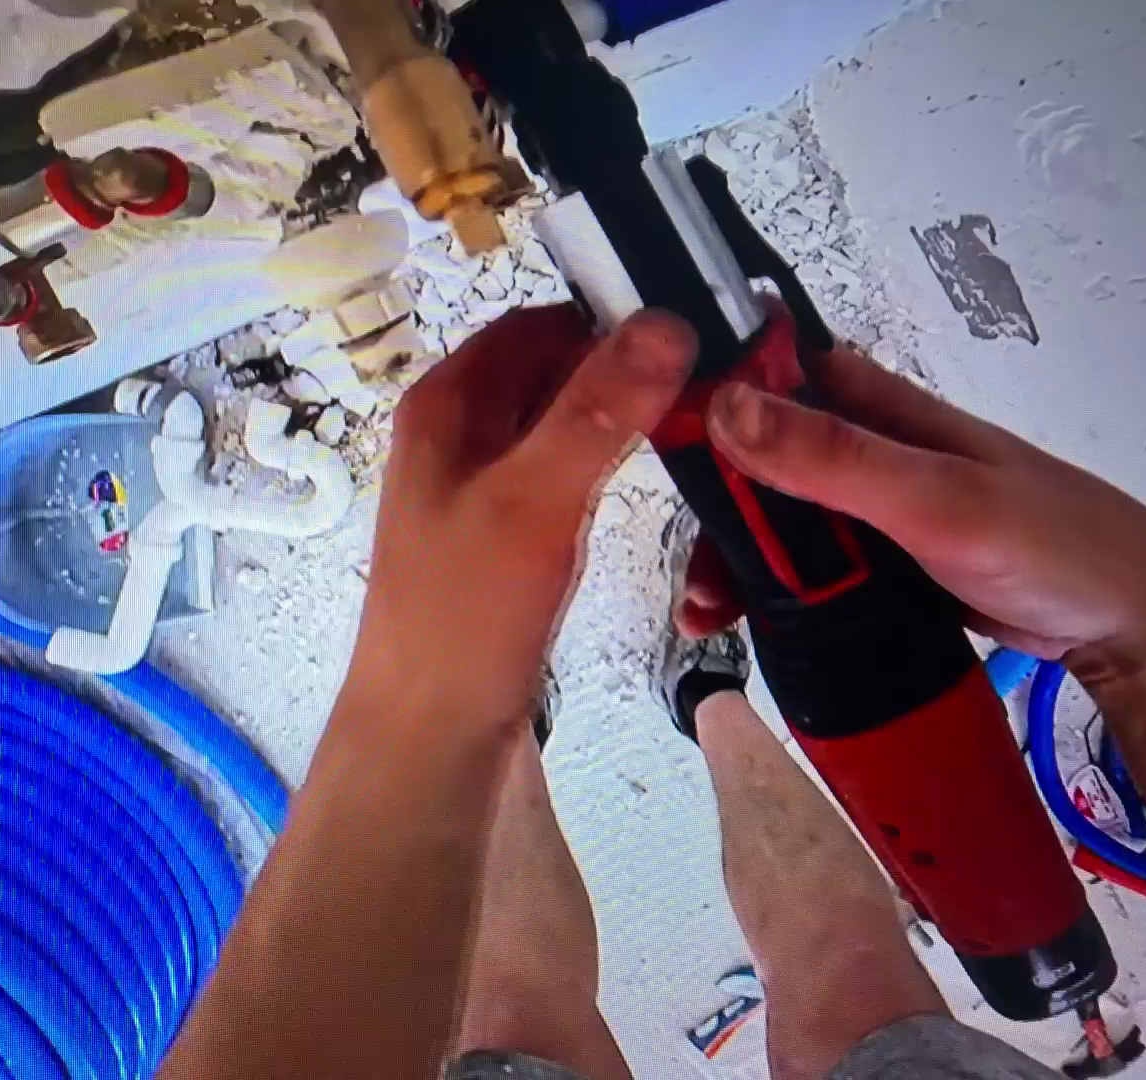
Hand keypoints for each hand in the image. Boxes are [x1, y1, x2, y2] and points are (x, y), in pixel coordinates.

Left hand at [347, 303, 696, 730]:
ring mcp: (478, 486)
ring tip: (699, 411)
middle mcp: (455, 436)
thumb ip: (594, 411)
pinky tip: (644, 468)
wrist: (432, 726)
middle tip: (713, 369)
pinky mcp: (502, 533)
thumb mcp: (531, 500)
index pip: (531, 327)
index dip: (603, 317)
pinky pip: (555, 474)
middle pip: (544, 372)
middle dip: (618, 367)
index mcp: (444, 407)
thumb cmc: (465, 611)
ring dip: (614, 414)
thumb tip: (664, 323)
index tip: (689, 321)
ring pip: (554, 425)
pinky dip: (598, 462)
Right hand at [679, 338, 1145, 661]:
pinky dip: (752, 589)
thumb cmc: (1049, 542)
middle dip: (707, 512)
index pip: (762, 377)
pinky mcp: (860, 554)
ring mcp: (852, 504)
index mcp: (866, 405)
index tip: (645, 435)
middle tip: (689, 568)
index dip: (701, 393)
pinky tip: (727, 621)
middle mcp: (849, 446)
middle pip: (746, 462)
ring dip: (723, 562)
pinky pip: (787, 563)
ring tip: (703, 614)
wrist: (1129, 628)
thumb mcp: (935, 496)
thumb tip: (724, 408)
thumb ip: (832, 456)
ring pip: (760, 519)